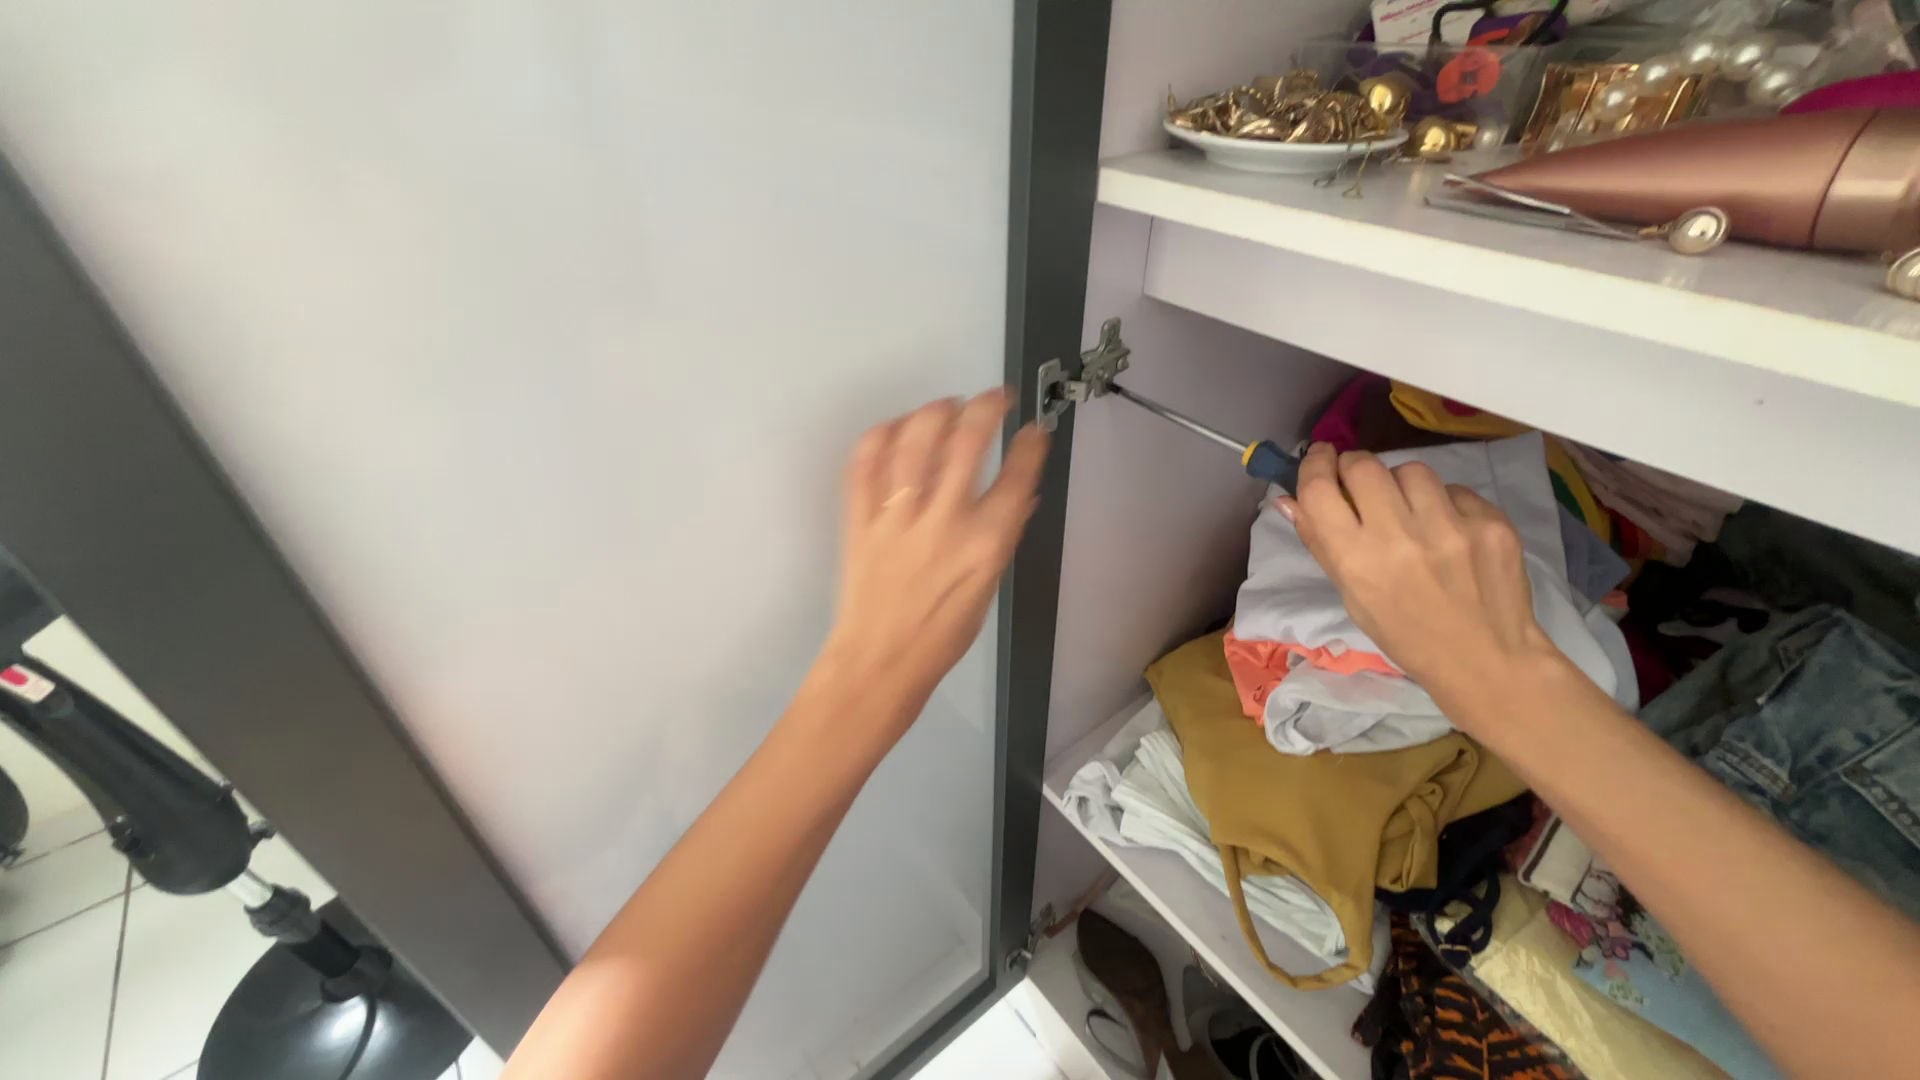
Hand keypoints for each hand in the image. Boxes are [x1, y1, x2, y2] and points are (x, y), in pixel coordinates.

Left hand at [815, 389, 1047, 729]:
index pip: (1017, 476)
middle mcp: (943, 521)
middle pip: (968, 441)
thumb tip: (1020, 496)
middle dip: (987, 407)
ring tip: (948, 404)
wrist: (880, 659)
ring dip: (936, 411)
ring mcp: (896, 516)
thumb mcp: (988, 586)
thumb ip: (1002, 536)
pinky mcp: (860, 518)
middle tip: (995, 398)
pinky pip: (865, 462)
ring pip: (915, 440)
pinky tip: (897, 428)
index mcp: (984, 543)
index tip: (1033, 429)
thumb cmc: (941, 632)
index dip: (1031, 444)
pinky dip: (881, 434)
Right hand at [1275, 443, 1561, 714]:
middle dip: (1354, 468)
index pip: (1319, 489)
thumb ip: (1321, 542)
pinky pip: (1454, 490)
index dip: (1314, 464)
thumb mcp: (1350, 595)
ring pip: (1411, 470)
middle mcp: (1399, 536)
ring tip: (1409, 512)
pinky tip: (1447, 532)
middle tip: (1359, 483)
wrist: (1486, 658)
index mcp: (1356, 560)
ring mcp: (1450, 526)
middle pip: (1363, 466)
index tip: (1318, 456)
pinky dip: (1443, 504)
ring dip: (1400, 484)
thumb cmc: (1404, 634)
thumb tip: (1288, 499)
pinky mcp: (1490, 522)